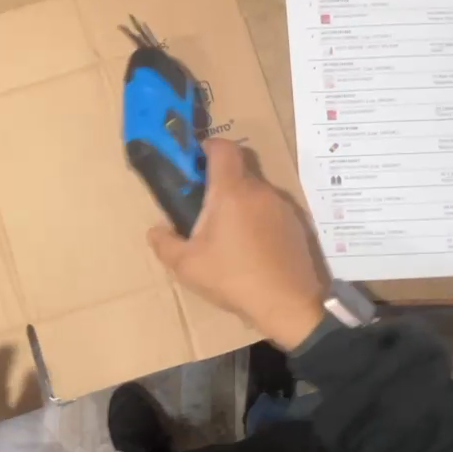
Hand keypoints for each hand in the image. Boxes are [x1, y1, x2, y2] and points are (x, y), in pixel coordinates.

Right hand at [148, 138, 329, 349]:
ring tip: (227, 233)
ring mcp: (282, 206)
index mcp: (231, 191)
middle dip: (220, 181)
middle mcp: (260, 190)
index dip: (208, 146)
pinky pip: (271, 210)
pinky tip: (251, 248)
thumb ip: (164, 243)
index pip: (223, 148)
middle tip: (203, 206)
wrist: (288, 305)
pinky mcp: (297, 224)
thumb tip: (156, 229)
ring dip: (240, 202)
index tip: (195, 161)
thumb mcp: (187, 266)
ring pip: (256, 191)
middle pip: (239, 169)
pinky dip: (258, 218)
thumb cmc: (233, 279)